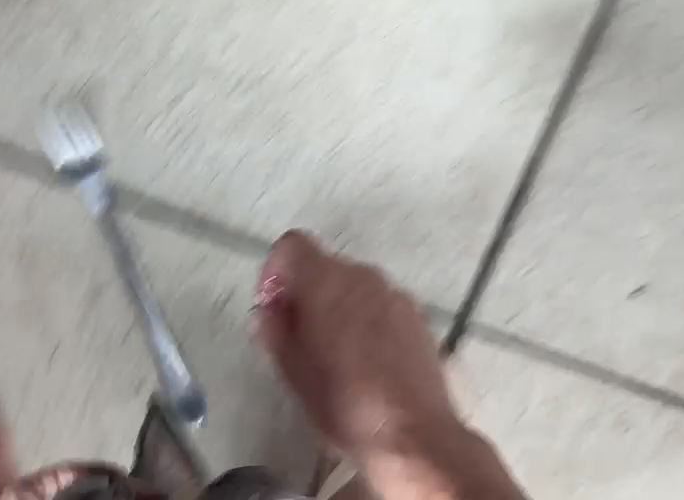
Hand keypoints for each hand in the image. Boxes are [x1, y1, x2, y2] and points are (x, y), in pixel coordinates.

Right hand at [250, 231, 456, 461]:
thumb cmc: (344, 402)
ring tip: (335, 353)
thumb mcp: (292, 371)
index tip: (273, 308)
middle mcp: (361, 274)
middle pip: (323, 267)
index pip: (290, 245)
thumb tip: (266, 314)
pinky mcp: (418, 318)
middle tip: (299, 336)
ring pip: (353, 287)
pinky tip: (369, 362)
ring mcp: (394, 294)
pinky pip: (381, 305)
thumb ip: (273, 332)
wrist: (416, 438)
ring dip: (338, 307)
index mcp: (324, 280)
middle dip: (306, 293)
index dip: (274, 270)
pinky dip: (367, 320)